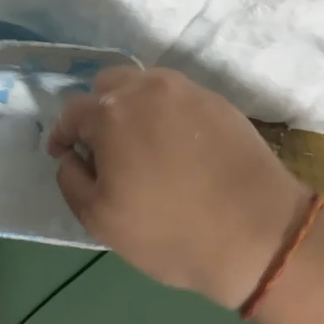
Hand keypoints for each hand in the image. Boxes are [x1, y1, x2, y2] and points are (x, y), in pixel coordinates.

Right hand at [47, 67, 311, 307]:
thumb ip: (71, 180)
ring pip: (144, 87)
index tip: (66, 156)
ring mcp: (186, 92)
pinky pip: (178, 99)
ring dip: (133, 109)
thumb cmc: (171, 233)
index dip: (63, 135)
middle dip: (98, 113)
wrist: (260, 236)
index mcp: (110, 114)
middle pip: (107, 87)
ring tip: (143, 146)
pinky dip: (168, 116)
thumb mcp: (102, 221)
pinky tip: (178, 149)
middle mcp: (146, 89)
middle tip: (106, 150)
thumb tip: (70, 156)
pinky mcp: (218, 102)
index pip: (72, 112)